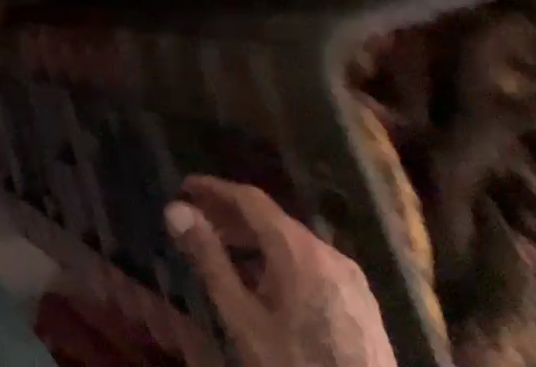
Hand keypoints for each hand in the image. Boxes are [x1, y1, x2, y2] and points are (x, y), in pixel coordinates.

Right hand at [165, 176, 395, 366]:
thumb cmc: (293, 362)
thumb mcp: (241, 315)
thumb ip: (208, 258)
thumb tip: (175, 209)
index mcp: (299, 251)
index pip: (250, 199)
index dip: (214, 189)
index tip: (182, 187)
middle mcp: (330, 254)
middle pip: (273, 218)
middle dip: (230, 215)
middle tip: (194, 220)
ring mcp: (351, 278)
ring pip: (293, 241)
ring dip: (254, 237)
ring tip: (221, 250)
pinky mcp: (360, 301)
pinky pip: (312, 263)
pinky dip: (279, 257)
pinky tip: (262, 281)